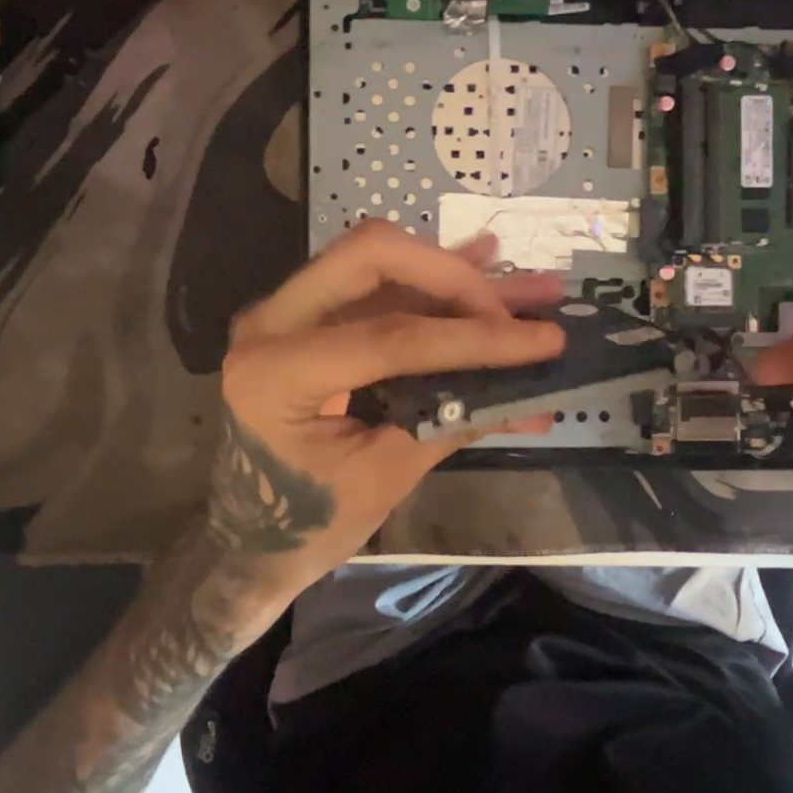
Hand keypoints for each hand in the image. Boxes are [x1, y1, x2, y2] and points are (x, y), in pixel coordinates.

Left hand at [211, 221, 565, 601]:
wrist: (248, 536)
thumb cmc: (304, 521)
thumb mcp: (381, 478)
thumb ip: (449, 422)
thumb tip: (532, 393)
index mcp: (276, 372)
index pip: (389, 336)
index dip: (473, 338)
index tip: (544, 342)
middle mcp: (271, 322)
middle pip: (371, 256)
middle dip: (453, 277)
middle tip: (513, 314)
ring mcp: (287, 312)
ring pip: (379, 262)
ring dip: (456, 276)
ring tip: (533, 285)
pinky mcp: (310, 317)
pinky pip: (376, 284)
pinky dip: (433, 283)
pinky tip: (489, 267)